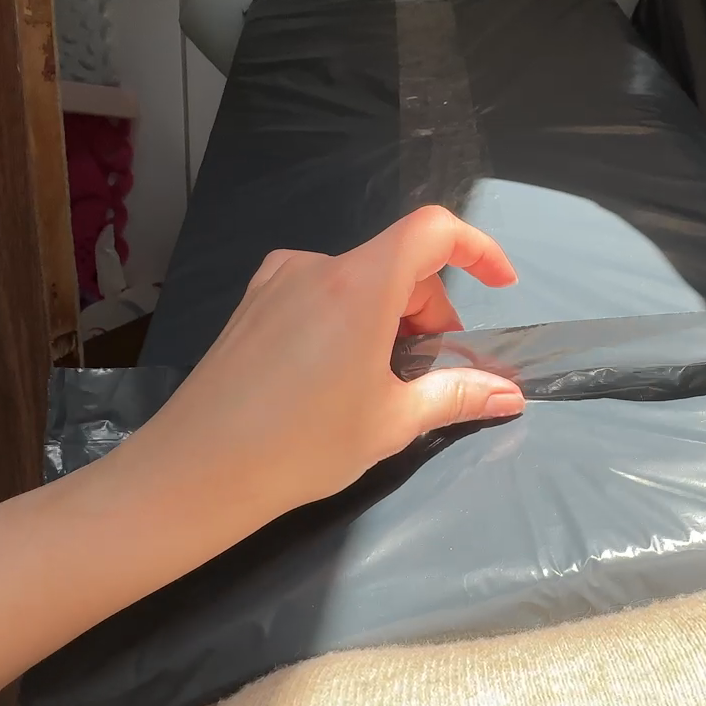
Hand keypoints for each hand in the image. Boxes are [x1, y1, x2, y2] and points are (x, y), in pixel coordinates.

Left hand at [106, 206, 524, 536]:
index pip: (434, 231)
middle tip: (431, 373)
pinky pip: (323, 291)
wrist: (195, 474)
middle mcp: (317, 265)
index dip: (479, 249)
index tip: (501, 287)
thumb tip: (510, 396)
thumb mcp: (393, 421)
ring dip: (391, 318)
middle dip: (431, 311)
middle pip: (399, 264)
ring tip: (380, 381)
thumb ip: (458, 395)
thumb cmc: (304, 445)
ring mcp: (278, 280)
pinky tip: (336, 372)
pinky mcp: (254, 302)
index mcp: (359, 284)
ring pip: (362, 281)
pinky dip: (352, 318)